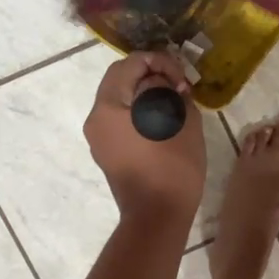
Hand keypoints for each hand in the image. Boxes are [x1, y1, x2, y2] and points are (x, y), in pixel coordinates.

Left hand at [84, 52, 206, 221]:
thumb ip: (168, 90)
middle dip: (152, 74)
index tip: (182, 79)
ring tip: (176, 101)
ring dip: (147, 92)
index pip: (130, 64)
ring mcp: (100, 137)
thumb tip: (163, 84)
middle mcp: (96, 119)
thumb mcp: (179, 118)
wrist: (158, 216)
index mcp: (108, 107)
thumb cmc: (172, 166)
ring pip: (121, 98)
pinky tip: (165, 119)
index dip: (159, 62)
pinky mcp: (108, 151)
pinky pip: (121, 117)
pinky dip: (140, 110)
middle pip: (121, 79)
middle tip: (179, 85)